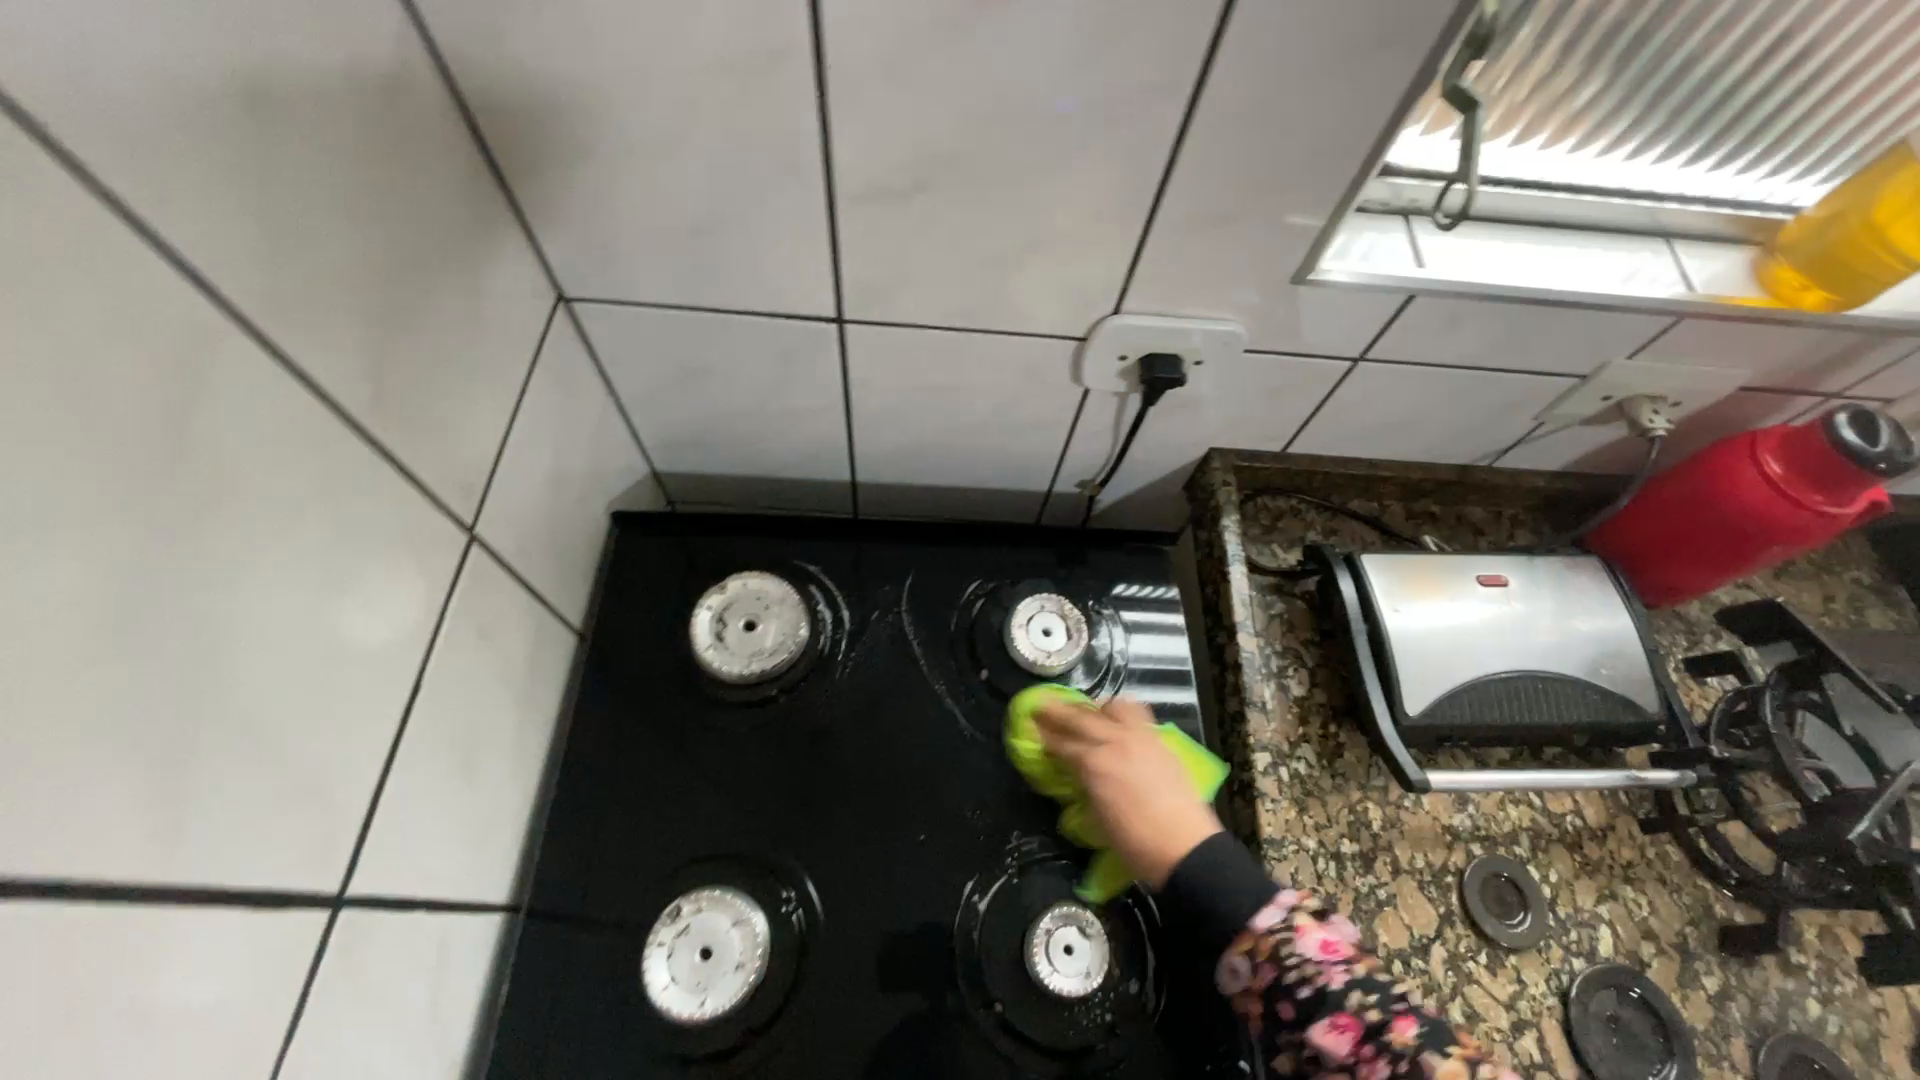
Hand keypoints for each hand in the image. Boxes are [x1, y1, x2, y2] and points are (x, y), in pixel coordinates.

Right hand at [1032, 696, 1223, 889]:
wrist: (1184, 847)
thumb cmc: (1135, 843)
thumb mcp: (1097, 818)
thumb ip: (1085, 786)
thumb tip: (1076, 773)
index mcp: (1094, 764)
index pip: (1062, 744)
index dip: (1045, 736)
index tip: (1032, 728)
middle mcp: (1114, 742)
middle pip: (1081, 718)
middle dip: (1058, 711)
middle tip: (1042, 706)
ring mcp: (1140, 737)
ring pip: (1112, 707)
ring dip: (1094, 707)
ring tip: (1087, 711)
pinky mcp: (1159, 740)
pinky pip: (1138, 713)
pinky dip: (1122, 711)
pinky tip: (1117, 717)